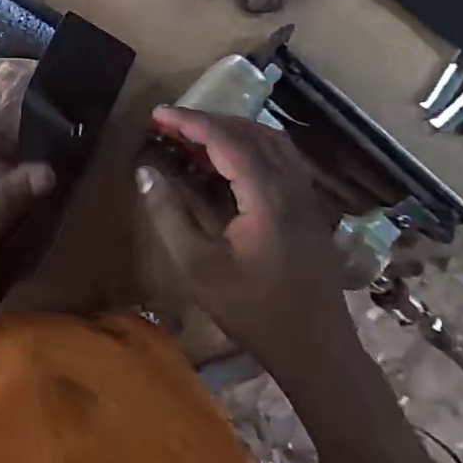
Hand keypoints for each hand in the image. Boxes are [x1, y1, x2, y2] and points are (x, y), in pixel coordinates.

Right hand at [135, 105, 347, 362]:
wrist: (316, 348)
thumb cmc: (253, 310)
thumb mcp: (198, 266)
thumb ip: (170, 214)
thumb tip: (146, 172)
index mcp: (268, 198)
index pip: (228, 141)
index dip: (191, 122)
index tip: (158, 114)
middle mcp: (293, 187)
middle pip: (252, 133)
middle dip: (208, 120)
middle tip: (168, 122)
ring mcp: (306, 197)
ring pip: (271, 142)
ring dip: (231, 129)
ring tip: (193, 133)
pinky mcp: (308, 209)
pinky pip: (280, 159)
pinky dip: (249, 146)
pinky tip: (226, 160)